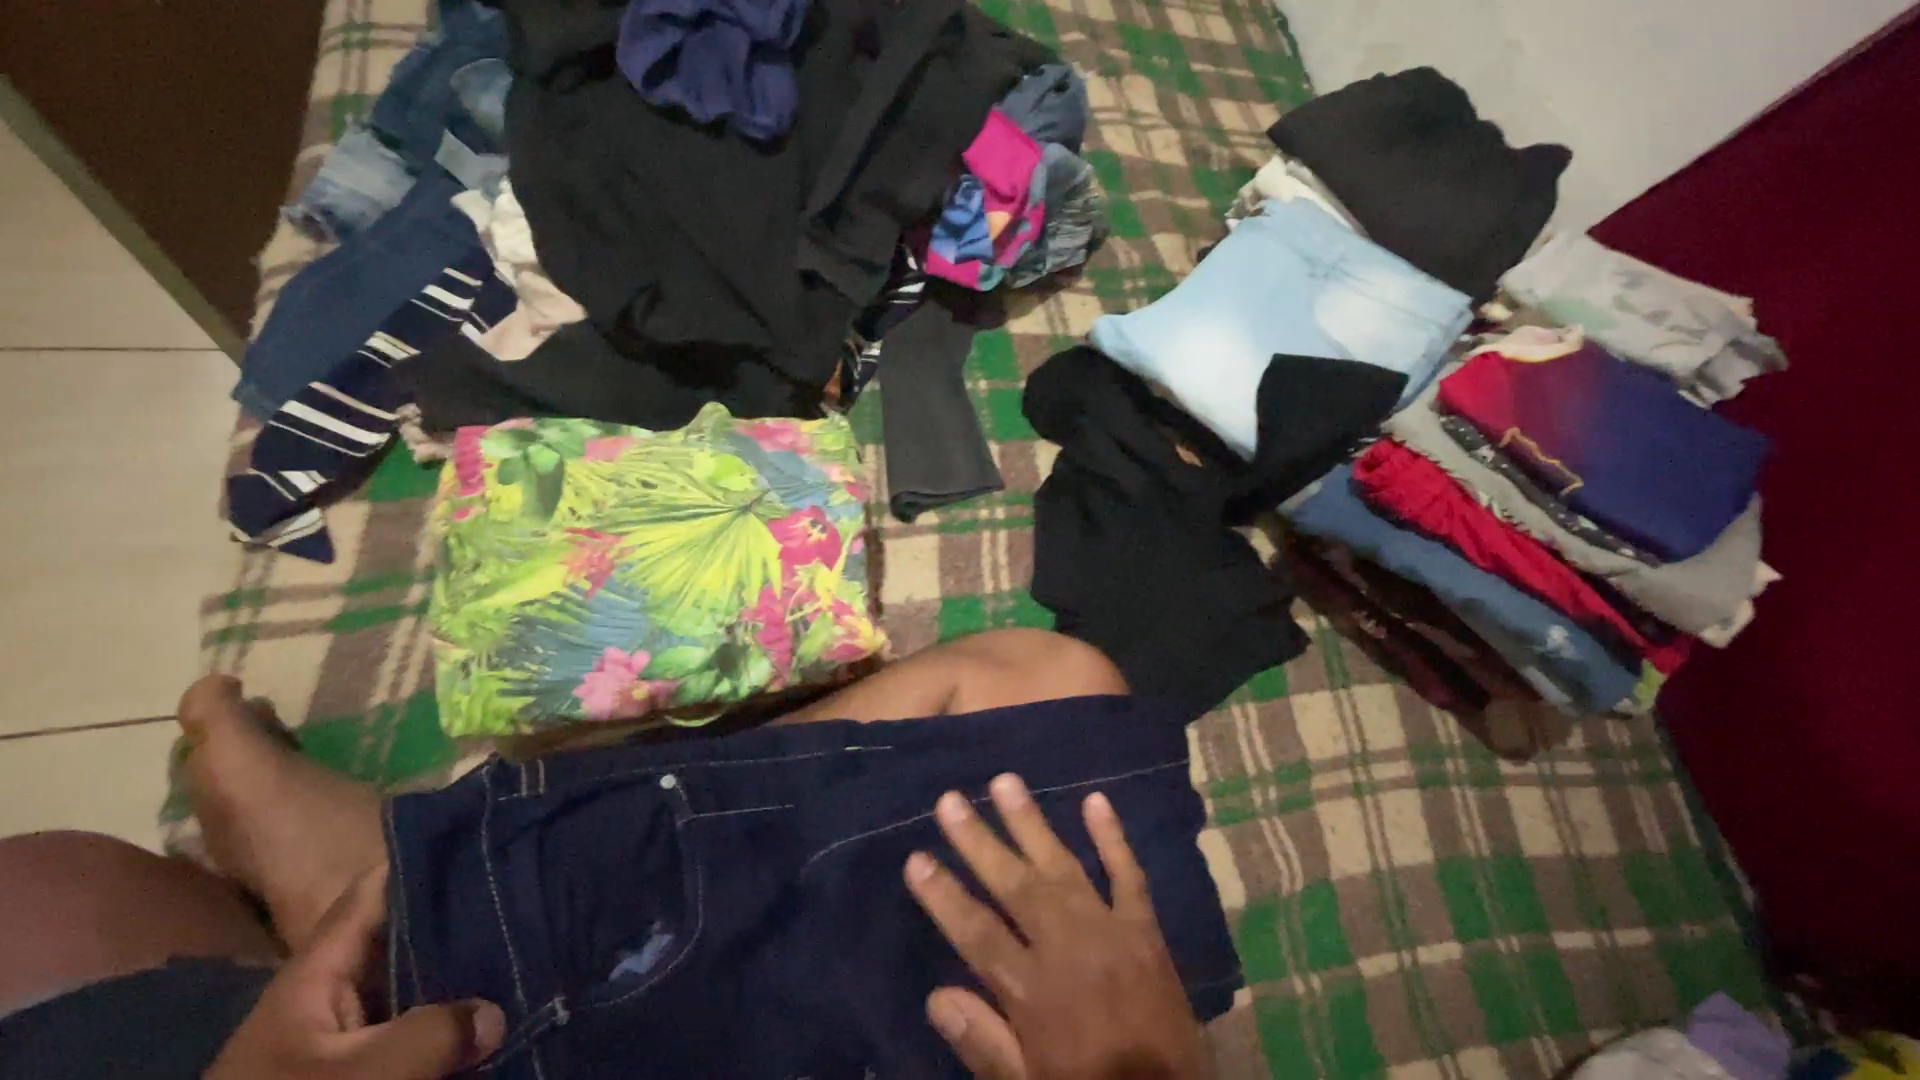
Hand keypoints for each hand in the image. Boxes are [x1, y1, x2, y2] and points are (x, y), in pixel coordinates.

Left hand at [206, 865, 504, 1078]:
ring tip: (535, 942)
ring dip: (471, 970)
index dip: (429, 856)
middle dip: (468, 913)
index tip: (490, 836)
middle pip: (410, 931)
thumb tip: (494, 1015)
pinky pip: (424, 1028)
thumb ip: (427, 1037)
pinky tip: (507, 1008)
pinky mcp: (368, 1065)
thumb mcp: (352, 1078)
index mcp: (320, 969)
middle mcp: (339, 988)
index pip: (378, 888)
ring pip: (423, 980)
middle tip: (533, 892)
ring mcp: (353, 1030)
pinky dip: (461, 1019)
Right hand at [905, 774, 1211, 1079]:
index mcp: (1034, 991)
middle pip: (1014, 885)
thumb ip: (984, 1042)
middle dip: (979, 841)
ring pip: (1063, 866)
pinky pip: (1128, 875)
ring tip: (1005, 781)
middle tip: (950, 799)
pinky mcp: (1145, 929)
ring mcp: (1109, 931)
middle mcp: (1067, 948)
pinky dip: (1113, 838)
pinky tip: (1096, 800)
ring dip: (1031, 822)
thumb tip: (935, 995)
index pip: (977, 933)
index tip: (916, 858)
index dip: (944, 895)